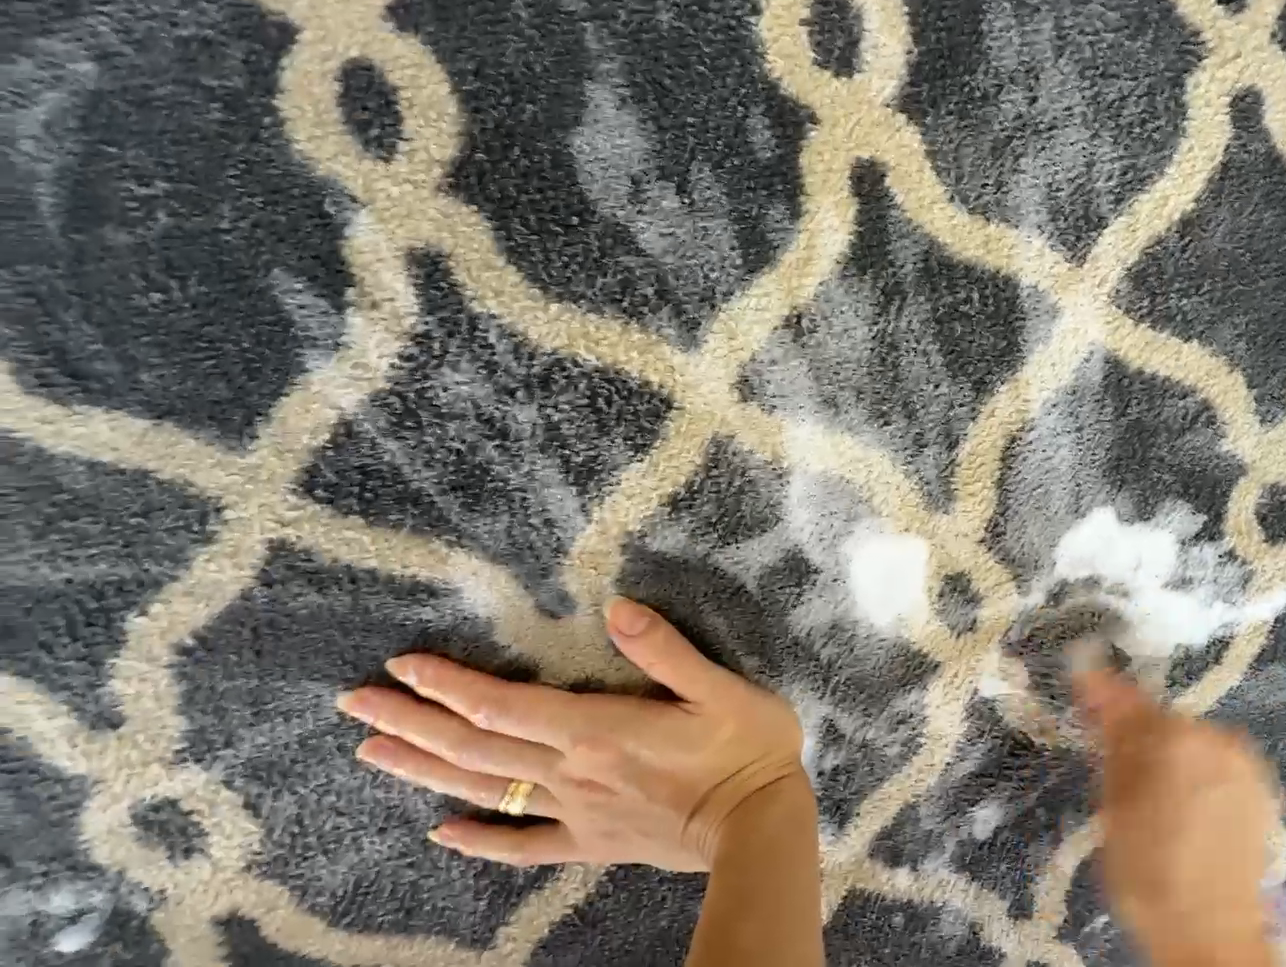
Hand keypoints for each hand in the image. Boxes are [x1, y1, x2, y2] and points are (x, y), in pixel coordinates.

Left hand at [336, 597, 809, 869]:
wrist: (761, 826)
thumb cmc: (746, 747)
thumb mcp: (720, 687)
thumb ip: (665, 650)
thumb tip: (617, 607)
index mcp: (600, 731)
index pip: (507, 706)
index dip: (452, 685)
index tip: (404, 666)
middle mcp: (574, 772)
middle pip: (479, 747)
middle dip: (415, 722)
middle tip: (357, 704)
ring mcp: (578, 813)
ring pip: (487, 789)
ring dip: (426, 769)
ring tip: (372, 753)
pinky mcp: (592, 842)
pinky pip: (523, 844)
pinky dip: (478, 839)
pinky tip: (442, 832)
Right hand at [1076, 668, 1280, 966]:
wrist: (1210, 932)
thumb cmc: (1147, 872)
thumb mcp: (1113, 804)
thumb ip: (1111, 741)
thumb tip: (1094, 686)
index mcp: (1171, 737)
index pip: (1126, 698)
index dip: (1100, 691)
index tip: (1080, 682)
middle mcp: (1213, 736)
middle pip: (1162, 720)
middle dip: (1139, 733)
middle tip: (1116, 761)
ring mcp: (1242, 760)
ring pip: (1191, 740)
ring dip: (1171, 753)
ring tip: (1157, 793)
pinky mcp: (1262, 785)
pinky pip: (1217, 761)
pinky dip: (1199, 772)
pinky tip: (1188, 805)